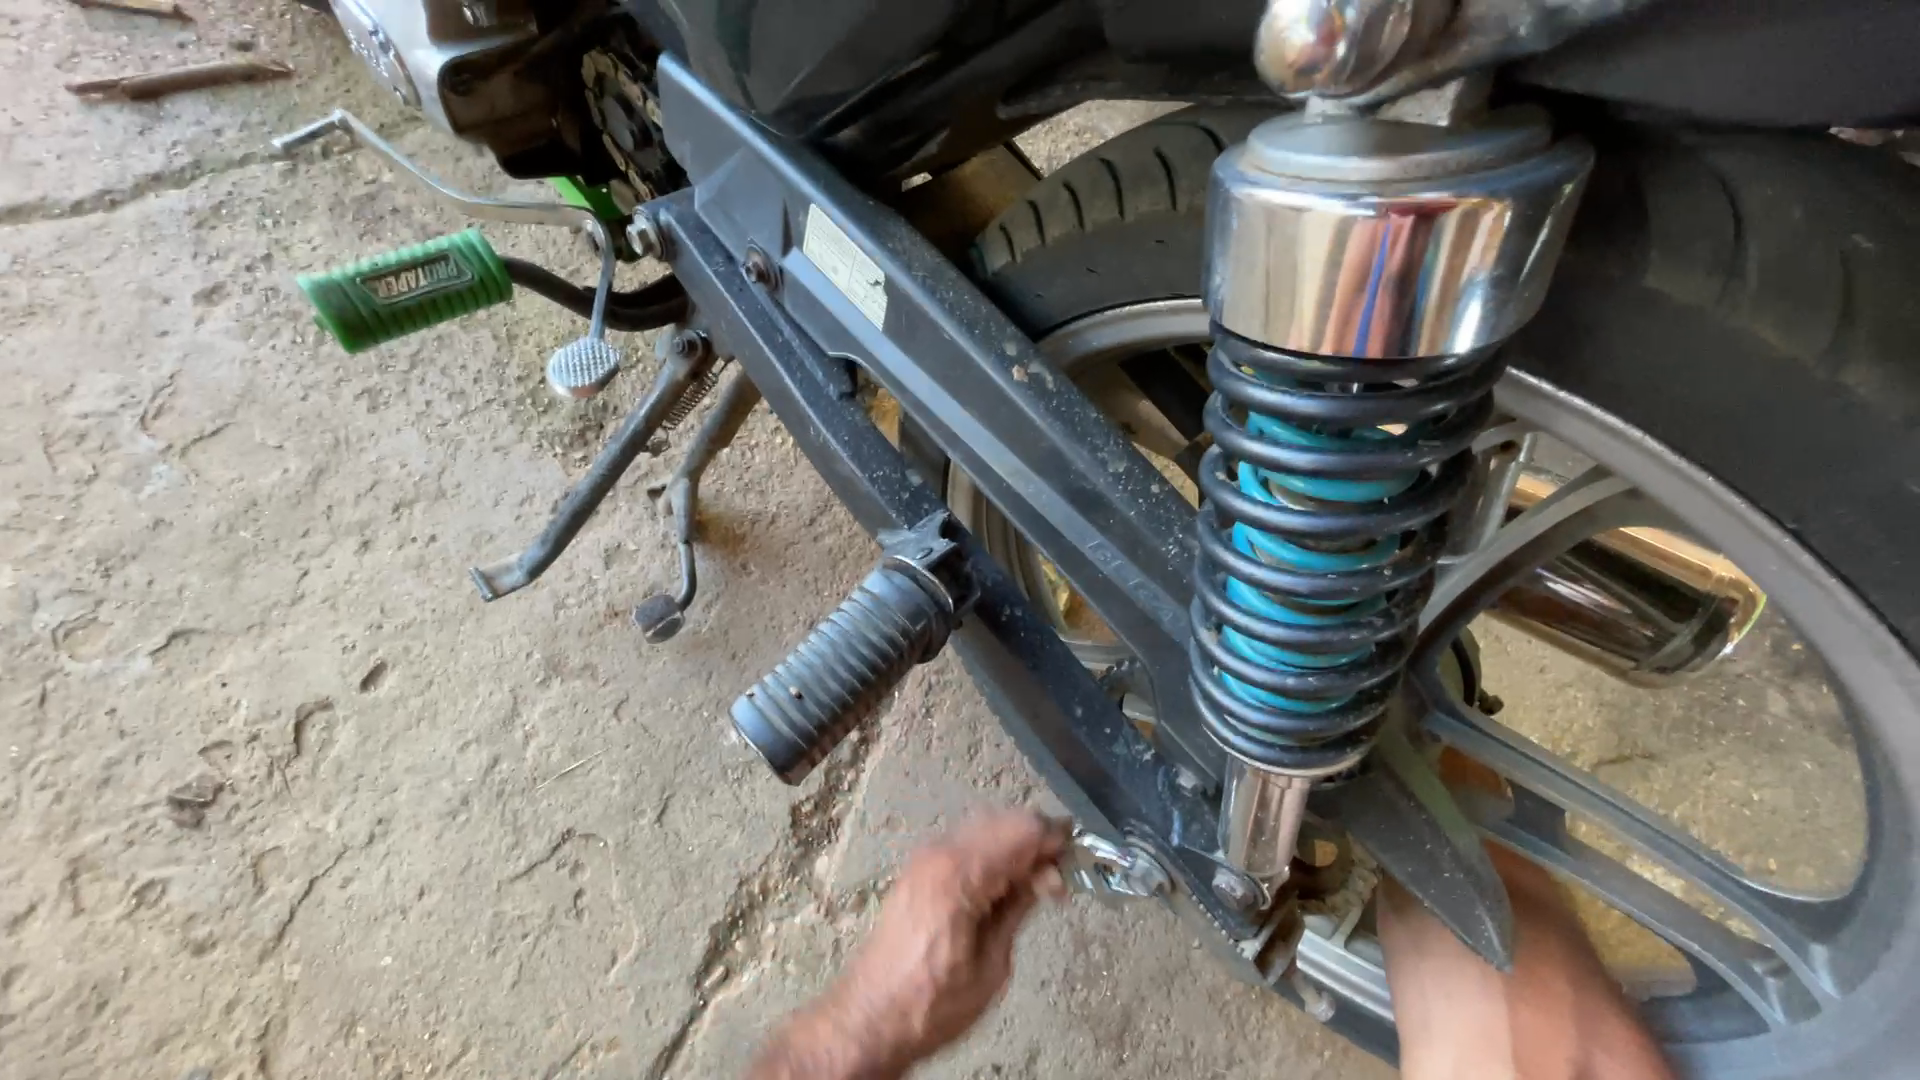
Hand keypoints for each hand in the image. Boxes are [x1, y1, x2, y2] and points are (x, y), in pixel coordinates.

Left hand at [750, 809, 1068, 1078]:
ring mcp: (924, 856)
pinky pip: (965, 841)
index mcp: (960, 874)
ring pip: (985, 825)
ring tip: (1036, 880)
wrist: (871, 1016)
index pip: (1022, 830)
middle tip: (1059, 875)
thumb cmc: (932, 1003)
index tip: (1077, 857)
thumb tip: (1046, 875)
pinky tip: (1003, 880)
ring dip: (1015, 841)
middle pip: (1004, 819)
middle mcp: (939, 853)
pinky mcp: (918, 867)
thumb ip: (1019, 908)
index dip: (1055, 839)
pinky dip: (992, 848)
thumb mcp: (992, 965)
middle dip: (1037, 838)